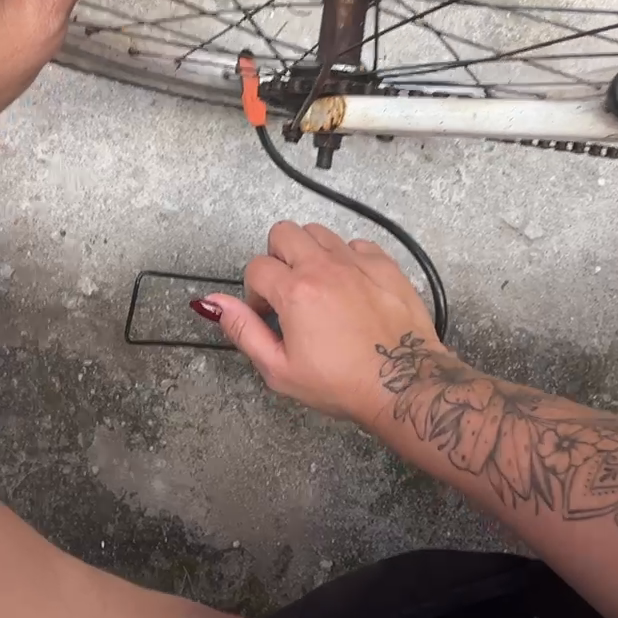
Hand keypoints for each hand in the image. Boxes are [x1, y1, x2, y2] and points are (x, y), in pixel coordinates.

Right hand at [205, 222, 442, 425]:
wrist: (405, 385)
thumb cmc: (342, 384)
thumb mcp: (280, 370)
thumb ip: (242, 330)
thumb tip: (212, 303)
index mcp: (295, 291)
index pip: (256, 268)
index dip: (255, 293)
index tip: (269, 315)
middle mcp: (324, 267)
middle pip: (283, 232)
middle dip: (277, 259)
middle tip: (288, 292)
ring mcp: (357, 262)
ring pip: (318, 232)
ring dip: (310, 253)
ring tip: (318, 286)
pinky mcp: (385, 265)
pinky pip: (355, 243)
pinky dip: (346, 258)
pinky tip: (350, 287)